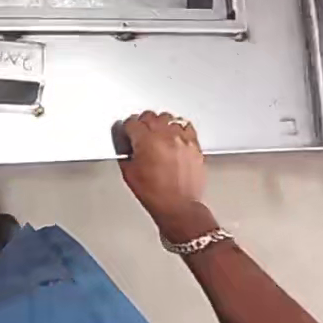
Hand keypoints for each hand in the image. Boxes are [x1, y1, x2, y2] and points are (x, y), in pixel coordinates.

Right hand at [117, 111, 219, 244]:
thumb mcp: (129, 173)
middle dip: (142, 123)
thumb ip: (127, 153)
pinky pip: (186, 127)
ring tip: (157, 133)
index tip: (127, 132)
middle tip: (140, 132)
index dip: (127, 128)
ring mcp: (182, 139)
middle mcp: (165, 136)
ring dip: (160, 124)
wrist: (178, 207)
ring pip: (168, 118)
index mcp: (146, 141)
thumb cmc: (155, 194)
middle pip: (150, 116)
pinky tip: (174, 136)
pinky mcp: (194, 145)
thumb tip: (128, 145)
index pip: (132, 123)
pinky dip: (178, 129)